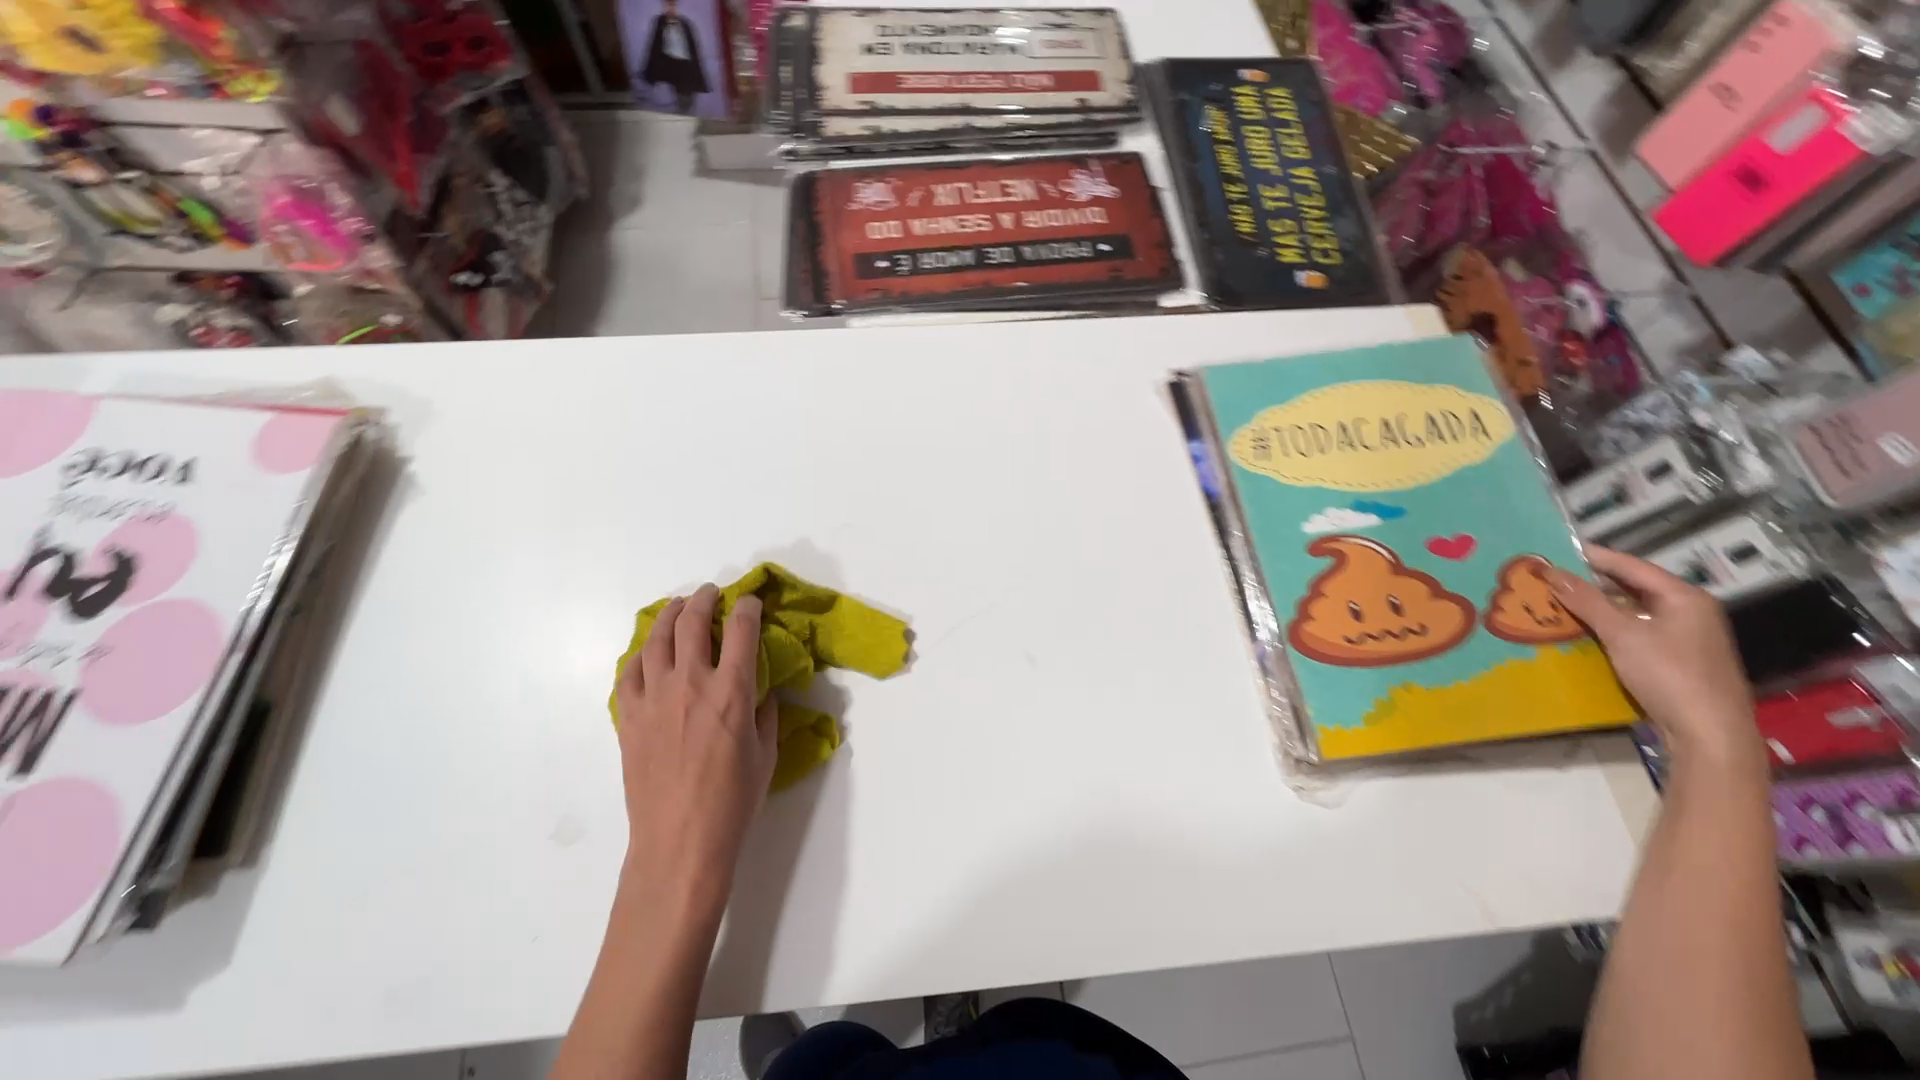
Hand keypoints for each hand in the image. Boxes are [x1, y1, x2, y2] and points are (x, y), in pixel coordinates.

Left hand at [614, 584, 777, 903]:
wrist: (680, 839)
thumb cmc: (733, 801)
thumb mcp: (766, 754)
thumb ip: (764, 714)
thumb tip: (760, 690)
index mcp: (732, 691)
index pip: (742, 629)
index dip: (749, 607)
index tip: (751, 601)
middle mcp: (690, 683)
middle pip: (694, 622)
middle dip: (705, 600)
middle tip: (711, 594)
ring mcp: (654, 697)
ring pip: (657, 639)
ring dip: (670, 615)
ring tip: (677, 607)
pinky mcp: (629, 716)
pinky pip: (630, 671)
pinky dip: (641, 653)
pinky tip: (648, 653)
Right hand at [1547, 547, 1764, 776]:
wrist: (1708, 732)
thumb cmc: (1668, 674)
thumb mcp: (1623, 634)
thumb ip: (1587, 601)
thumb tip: (1552, 572)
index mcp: (1684, 597)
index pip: (1632, 566)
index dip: (1594, 557)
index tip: (1559, 550)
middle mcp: (1689, 611)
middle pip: (1634, 588)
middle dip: (1593, 583)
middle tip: (1554, 578)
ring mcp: (1686, 637)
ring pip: (1635, 612)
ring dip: (1599, 607)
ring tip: (1561, 603)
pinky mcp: (1679, 659)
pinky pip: (1638, 632)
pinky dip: (1611, 628)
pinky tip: (1587, 633)